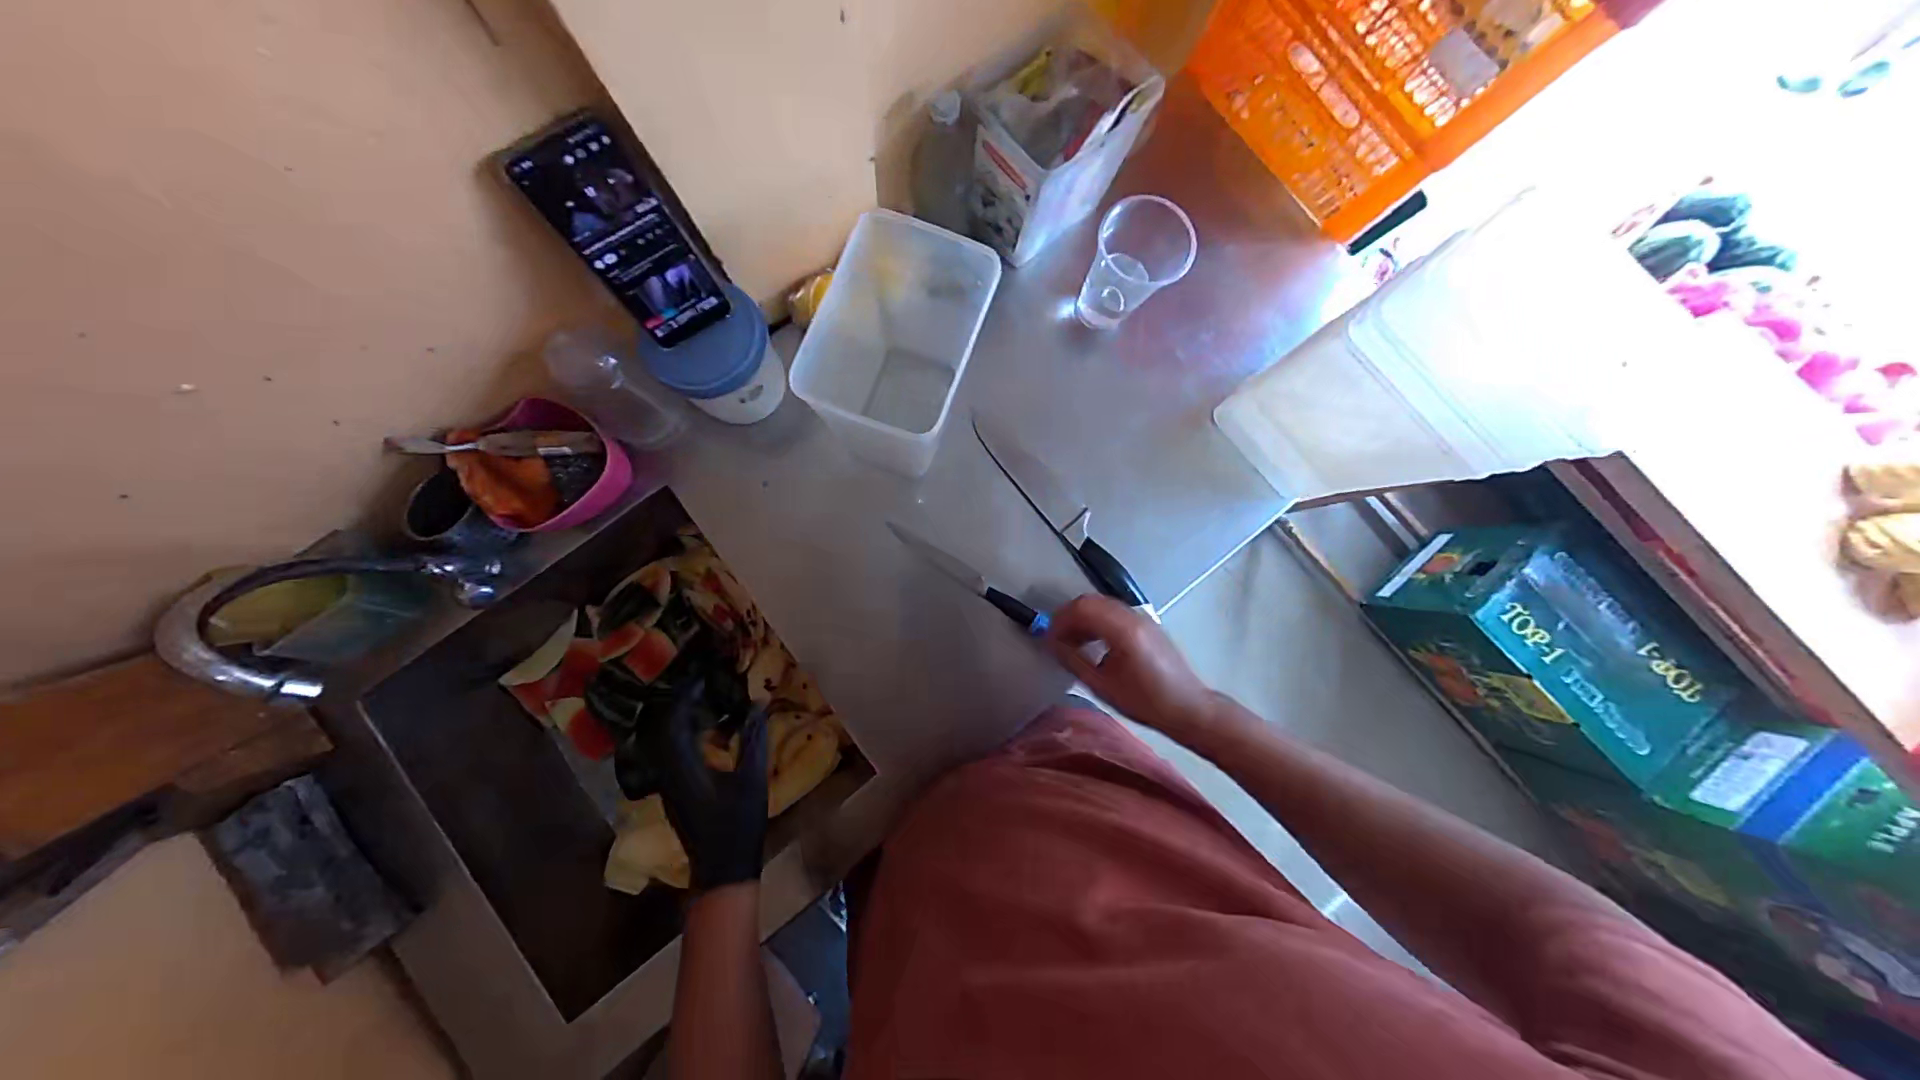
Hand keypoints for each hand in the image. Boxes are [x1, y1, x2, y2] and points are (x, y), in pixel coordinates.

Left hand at [656, 677, 769, 891]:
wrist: (722, 867)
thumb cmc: (739, 823)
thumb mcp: (753, 777)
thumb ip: (754, 737)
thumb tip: (758, 702)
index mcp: (682, 767)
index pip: (673, 720)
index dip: (685, 695)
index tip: (702, 678)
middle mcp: (667, 772)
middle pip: (662, 728)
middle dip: (679, 703)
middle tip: (702, 686)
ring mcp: (666, 784)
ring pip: (664, 741)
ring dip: (680, 719)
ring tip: (704, 703)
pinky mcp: (673, 791)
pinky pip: (669, 753)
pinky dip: (683, 735)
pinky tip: (705, 733)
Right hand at [1044, 594, 1219, 739]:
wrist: (1188, 708)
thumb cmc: (1146, 702)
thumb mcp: (1102, 686)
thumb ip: (1073, 661)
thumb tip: (1051, 644)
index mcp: (1124, 630)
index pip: (1082, 608)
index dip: (1059, 620)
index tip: (1048, 638)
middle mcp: (1134, 616)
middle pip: (1091, 601)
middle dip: (1068, 617)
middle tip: (1056, 639)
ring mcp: (1143, 618)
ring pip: (1102, 604)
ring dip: (1082, 618)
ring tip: (1072, 643)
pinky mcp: (1147, 624)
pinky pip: (1115, 612)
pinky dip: (1097, 620)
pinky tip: (1093, 642)